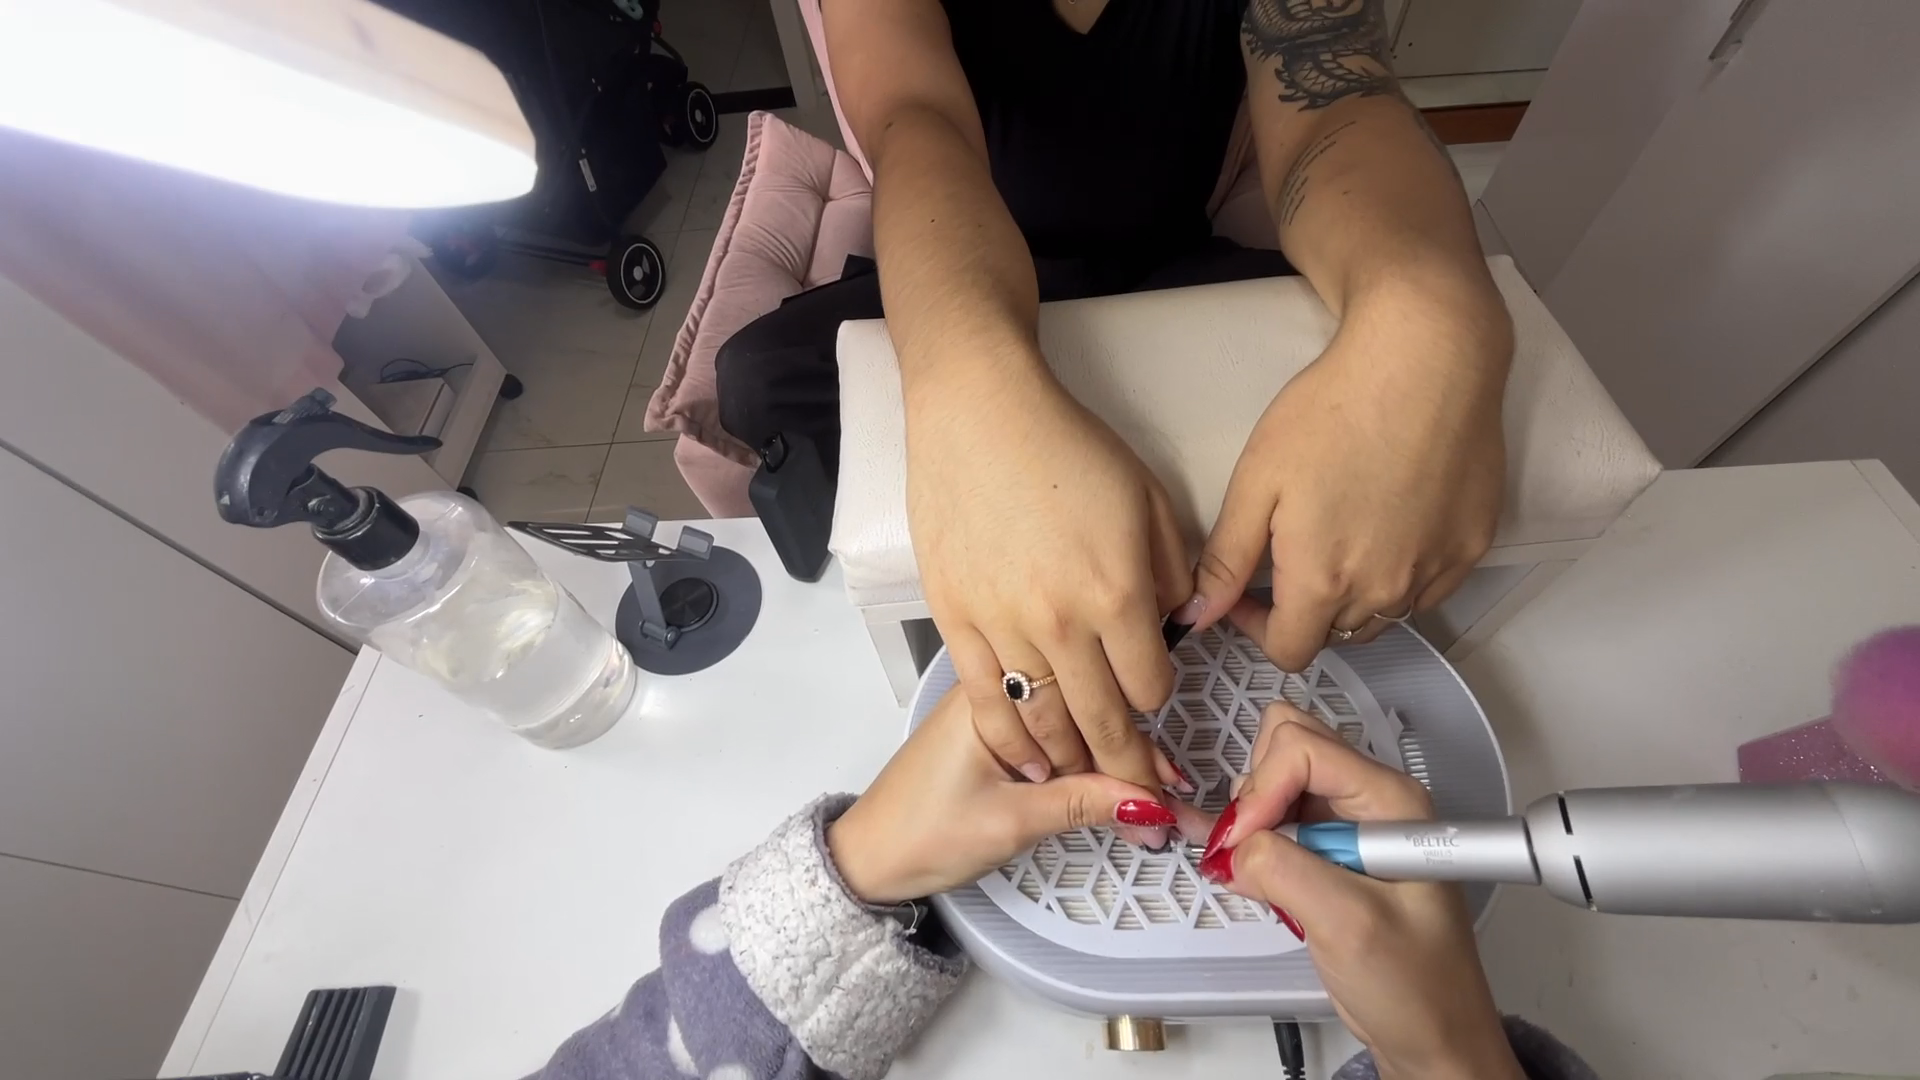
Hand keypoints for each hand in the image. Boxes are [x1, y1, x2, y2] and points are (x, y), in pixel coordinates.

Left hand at [827, 688, 1181, 904]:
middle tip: (1177, 804)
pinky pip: (1052, 745)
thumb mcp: (1008, 822)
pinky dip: (1083, 770)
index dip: (1133, 757)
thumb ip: (1079, 804)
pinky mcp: (995, 738)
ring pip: (1071, 732)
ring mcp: (996, 714)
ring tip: (1160, 801)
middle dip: (1131, 763)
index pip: (1082, 716)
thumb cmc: (922, 832)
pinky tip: (1114, 790)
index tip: (1173, 794)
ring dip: (1111, 768)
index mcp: (991, 698)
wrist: (869, 855)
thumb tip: (1148, 803)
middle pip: (1080, 719)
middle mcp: (996, 694)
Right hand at [906, 366, 1190, 812]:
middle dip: (1129, 760)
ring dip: (1071, 758)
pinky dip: (1009, 740)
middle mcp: (1062, 626)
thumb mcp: (1147, 498)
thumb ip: (1174, 571)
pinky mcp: (955, 622)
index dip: (1160, 701)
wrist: (977, 418)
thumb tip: (1179, 625)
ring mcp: (1002, 628)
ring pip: (1043, 720)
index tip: (1157, 703)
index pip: (1151, 683)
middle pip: (1103, 719)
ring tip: (1086, 778)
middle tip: (1143, 787)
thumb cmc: (1068, 448)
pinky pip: (984, 701)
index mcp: (1118, 594)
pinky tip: (1026, 765)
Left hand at [1183, 302, 1508, 670]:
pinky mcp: (1474, 545)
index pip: (1289, 651)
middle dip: (1298, 613)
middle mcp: (1386, 590)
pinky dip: (1396, 579)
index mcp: (1324, 581)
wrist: (1426, 359)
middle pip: (1333, 636)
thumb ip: (1225, 562)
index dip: (1255, 630)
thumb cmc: (1327, 416)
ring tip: (1332, 543)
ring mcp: (1437, 570)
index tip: (1243, 592)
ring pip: (1380, 617)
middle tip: (1284, 560)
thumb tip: (1196, 617)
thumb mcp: (1255, 486)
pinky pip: (1426, 590)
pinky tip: (1383, 530)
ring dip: (1347, 599)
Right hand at [1198, 704, 1522, 1079]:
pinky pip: (1272, 805)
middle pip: (1287, 738)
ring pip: (1273, 768)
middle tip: (1248, 842)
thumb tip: (1232, 847)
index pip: (1302, 747)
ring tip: (1256, 864)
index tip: (1242, 844)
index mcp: (1390, 799)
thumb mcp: (1347, 924)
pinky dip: (1247, 825)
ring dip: (1251, 810)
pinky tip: (1243, 859)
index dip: (1263, 788)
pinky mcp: (1325, 838)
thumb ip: (1282, 868)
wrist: (1433, 1039)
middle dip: (1255, 785)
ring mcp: (1346, 814)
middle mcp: (1368, 793)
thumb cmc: (1415, 987)